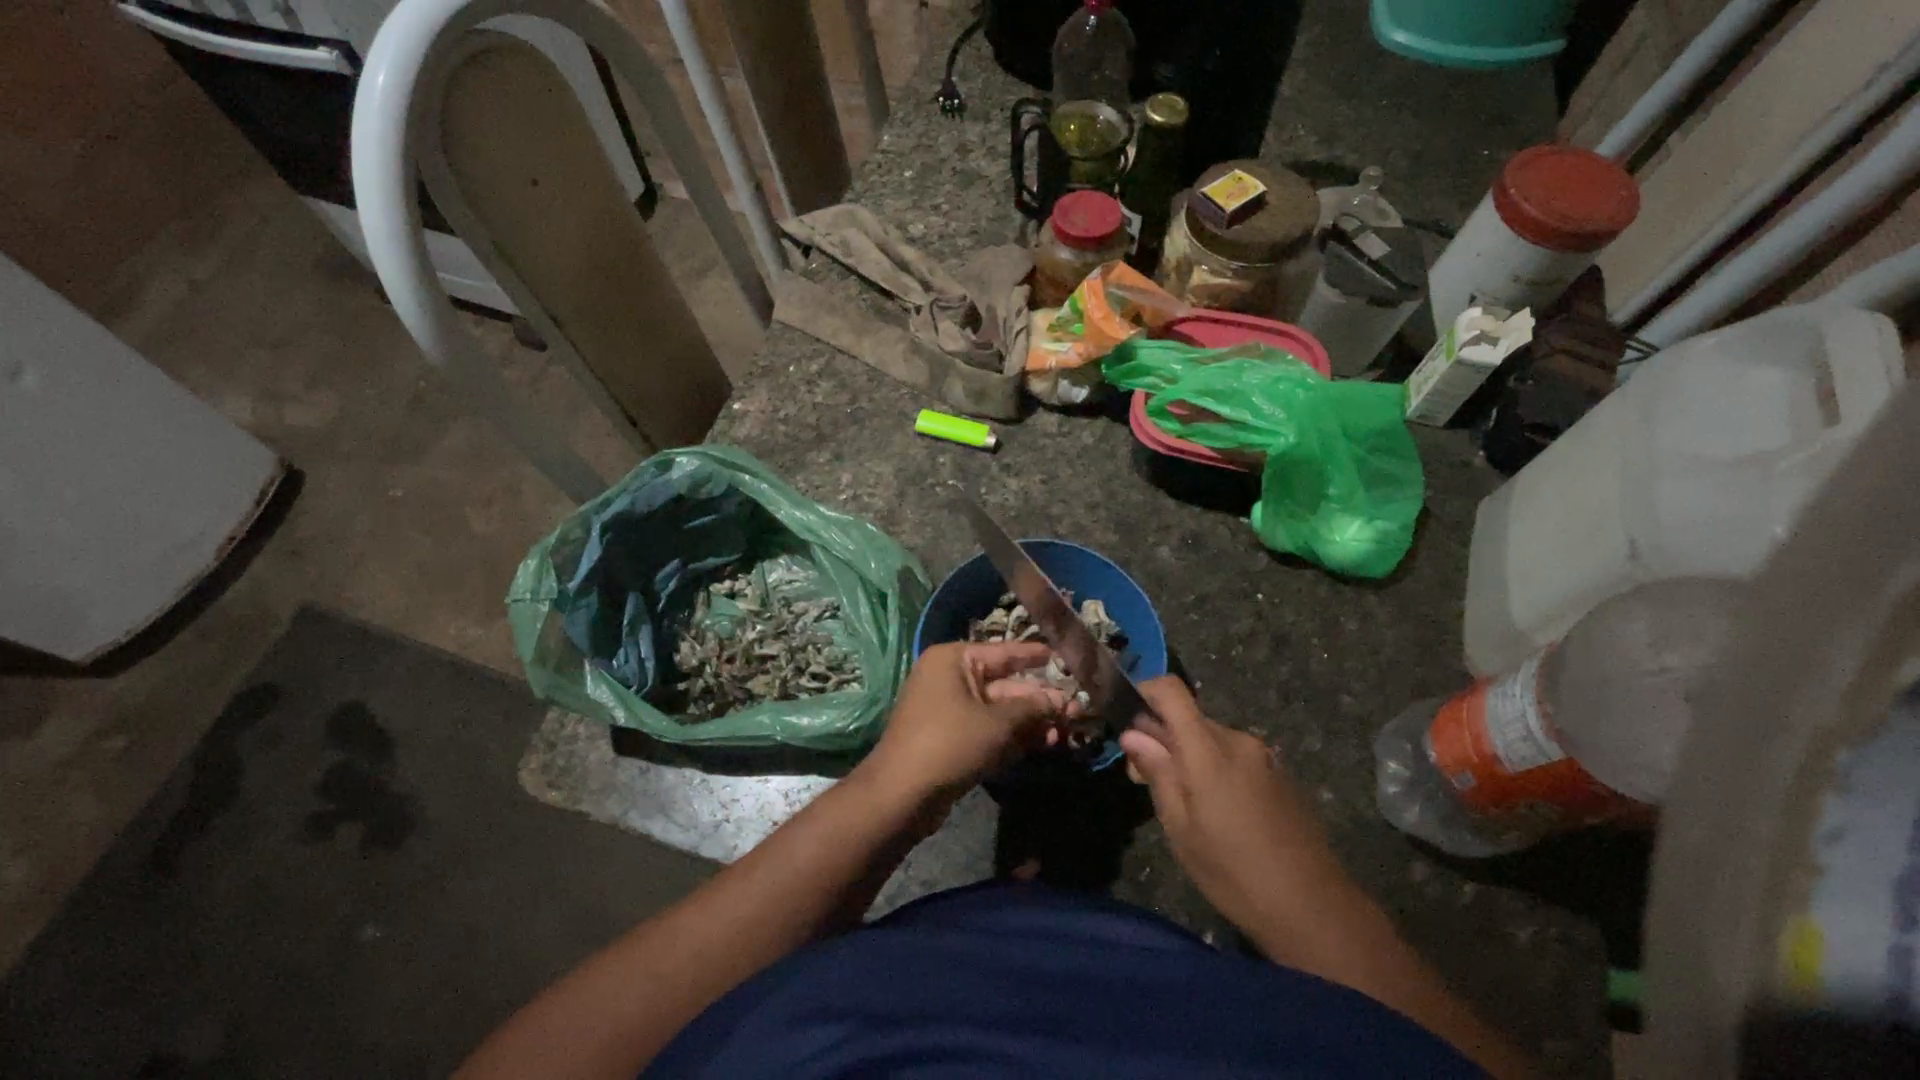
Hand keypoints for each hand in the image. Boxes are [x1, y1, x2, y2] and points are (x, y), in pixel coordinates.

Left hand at [858, 641, 1070, 803]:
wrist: (902, 794)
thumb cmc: (950, 743)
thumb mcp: (998, 723)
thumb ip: (1032, 708)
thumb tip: (1061, 701)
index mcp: (954, 660)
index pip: (1004, 652)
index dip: (1036, 656)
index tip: (1067, 656)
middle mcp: (950, 679)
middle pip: (1005, 685)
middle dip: (1040, 700)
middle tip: (1076, 710)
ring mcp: (949, 711)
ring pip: (999, 712)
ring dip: (1032, 722)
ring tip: (1067, 732)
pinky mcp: (952, 740)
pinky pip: (989, 732)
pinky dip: (1013, 738)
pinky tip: (1044, 746)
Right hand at [1120, 677, 1339, 936]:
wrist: (1313, 905)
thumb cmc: (1233, 872)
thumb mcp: (1181, 828)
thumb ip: (1158, 773)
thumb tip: (1133, 736)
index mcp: (1209, 749)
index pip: (1172, 691)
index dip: (1145, 692)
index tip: (1125, 718)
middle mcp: (1238, 741)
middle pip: (1189, 718)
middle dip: (1161, 737)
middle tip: (1144, 779)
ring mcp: (1263, 757)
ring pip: (1210, 739)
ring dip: (1188, 756)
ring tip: (1180, 803)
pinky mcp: (1279, 774)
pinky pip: (1234, 757)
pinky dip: (1214, 769)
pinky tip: (1217, 813)